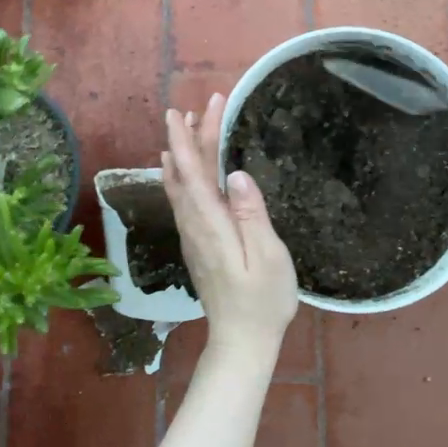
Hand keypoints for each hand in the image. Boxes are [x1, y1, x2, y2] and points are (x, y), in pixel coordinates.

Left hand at [162, 94, 298, 363]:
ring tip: (187, 126)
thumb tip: (234, 174)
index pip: (192, 172)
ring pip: (181, 185)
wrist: (241, 341)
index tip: (184, 110)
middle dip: (190, 136)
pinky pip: (183, 198)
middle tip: (200, 105)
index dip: (188, 139)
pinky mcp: (197, 243)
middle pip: (186, 173)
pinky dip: (181, 175)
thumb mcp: (268, 256)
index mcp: (211, 223)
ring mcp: (193, 235)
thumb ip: (251, 214)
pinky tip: (180, 169)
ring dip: (182, 153)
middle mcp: (195, 224)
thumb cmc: (262, 301)